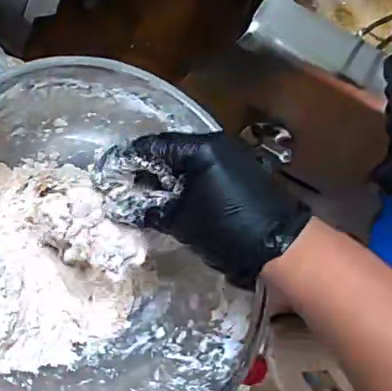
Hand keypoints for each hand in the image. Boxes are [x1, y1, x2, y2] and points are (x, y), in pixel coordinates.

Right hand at [129, 131, 310, 288]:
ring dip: (168, 177)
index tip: (113, 175)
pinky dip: (186, 182)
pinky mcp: (241, 171)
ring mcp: (231, 156)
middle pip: (171, 151)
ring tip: (149, 198)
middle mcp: (215, 144)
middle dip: (148, 170)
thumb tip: (127, 207)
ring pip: (188, 161)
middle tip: (128, 188)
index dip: (130, 161)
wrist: (278, 246)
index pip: (153, 146)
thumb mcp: (179, 221)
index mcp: (199, 149)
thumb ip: (150, 210)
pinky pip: (204, 170)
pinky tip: (175, 200)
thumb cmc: (225, 229)